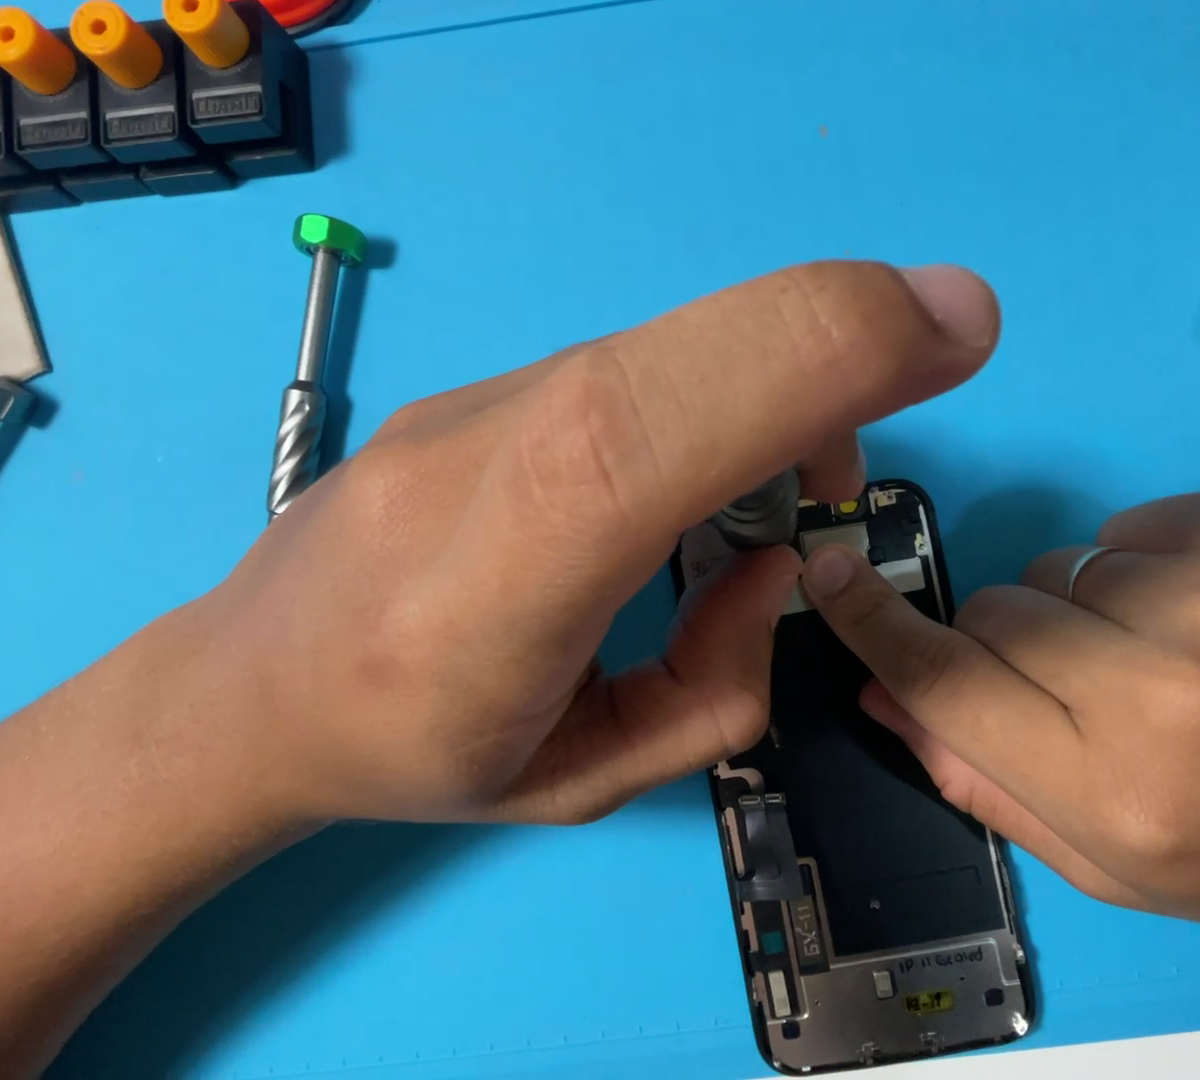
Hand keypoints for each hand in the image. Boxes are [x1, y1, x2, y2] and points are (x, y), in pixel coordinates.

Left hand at [173, 261, 998, 825]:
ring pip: (656, 354)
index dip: (807, 355)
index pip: (639, 436)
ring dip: (769, 379)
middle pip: (660, 362)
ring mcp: (462, 410)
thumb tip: (779, 557)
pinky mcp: (474, 389)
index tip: (953, 325)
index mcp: (488, 597)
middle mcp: (469, 468)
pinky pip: (626, 369)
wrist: (246, 683)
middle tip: (904, 391)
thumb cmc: (416, 755)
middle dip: (827, 341)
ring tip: (779, 482)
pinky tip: (700, 464)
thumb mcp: (579, 782)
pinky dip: (710, 389)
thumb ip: (713, 688)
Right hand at [804, 493, 1199, 975]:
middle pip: (994, 610)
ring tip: (1171, 656)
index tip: (825, 573)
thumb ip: (983, 780)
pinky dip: (1147, 568)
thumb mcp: (1119, 862)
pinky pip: (1131, 528)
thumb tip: (881, 694)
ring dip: (1081, 608)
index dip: (874, 626)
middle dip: (1006, 641)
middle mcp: (1165, 685)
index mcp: (1120, 787)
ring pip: (1058, 564)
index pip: (945, 682)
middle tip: (1081, 684)